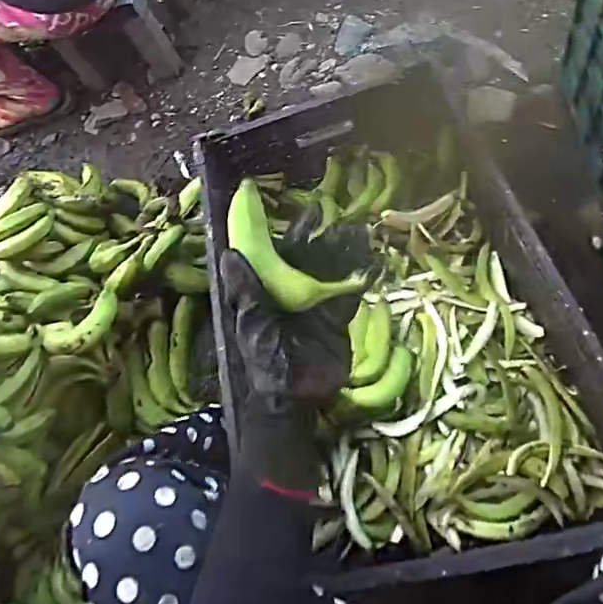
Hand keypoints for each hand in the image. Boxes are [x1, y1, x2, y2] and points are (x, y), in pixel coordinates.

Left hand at [218, 208, 370, 494]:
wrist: (295, 398)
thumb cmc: (265, 363)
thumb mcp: (251, 326)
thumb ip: (245, 292)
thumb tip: (230, 253)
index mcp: (267, 288)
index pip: (273, 250)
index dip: (277, 228)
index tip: (287, 205)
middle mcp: (292, 289)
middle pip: (307, 254)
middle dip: (319, 233)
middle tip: (330, 211)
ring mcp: (317, 301)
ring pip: (331, 267)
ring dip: (343, 249)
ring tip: (357, 229)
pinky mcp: (337, 316)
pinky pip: (350, 291)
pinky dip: (361, 276)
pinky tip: (373, 260)